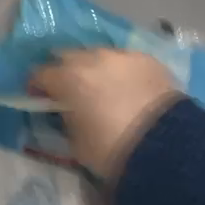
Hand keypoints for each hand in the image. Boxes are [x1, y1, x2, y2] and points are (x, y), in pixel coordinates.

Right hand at [30, 49, 181, 182]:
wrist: (167, 147)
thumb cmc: (112, 150)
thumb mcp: (75, 142)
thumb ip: (65, 120)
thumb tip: (66, 111)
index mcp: (68, 78)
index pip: (40, 74)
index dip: (37, 86)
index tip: (39, 98)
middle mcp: (92, 58)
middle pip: (67, 56)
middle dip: (64, 71)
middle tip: (70, 91)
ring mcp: (122, 55)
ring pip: (98, 55)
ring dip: (94, 68)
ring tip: (103, 88)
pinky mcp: (147, 59)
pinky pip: (124, 60)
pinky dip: (120, 71)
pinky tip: (128, 87)